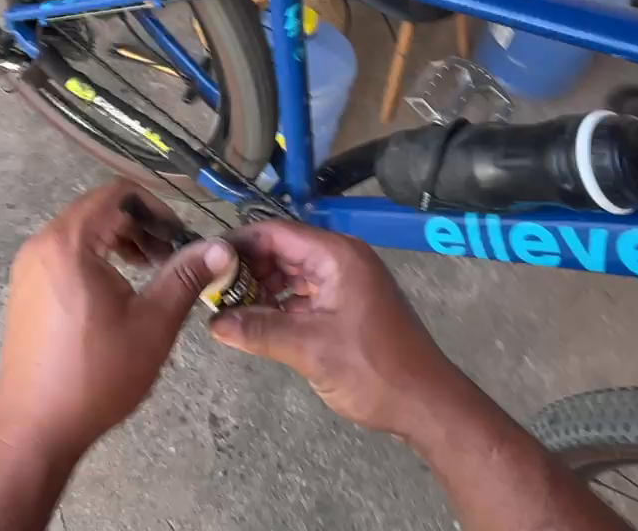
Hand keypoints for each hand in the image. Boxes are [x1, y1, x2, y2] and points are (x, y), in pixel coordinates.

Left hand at [0, 183, 234, 455]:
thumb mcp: (152, 323)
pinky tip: (117, 290)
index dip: (155, 207)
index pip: (117, 194)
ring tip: (148, 271)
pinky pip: (65, 252)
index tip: (179, 236)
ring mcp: (28, 266)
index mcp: (69, 242)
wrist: (34, 429)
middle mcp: (42, 243)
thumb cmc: (96, 374)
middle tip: (169, 255)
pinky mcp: (25, 287)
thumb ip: (186, 276)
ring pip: (82, 230)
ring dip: (119, 240)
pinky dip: (96, 256)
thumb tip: (221, 247)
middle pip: (98, 209)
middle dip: (140, 225)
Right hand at [209, 221, 462, 435]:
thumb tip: (213, 324)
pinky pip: (305, 291)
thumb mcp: (310, 349)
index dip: (240, 243)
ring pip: (293, 271)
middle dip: (249, 268)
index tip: (208, 259)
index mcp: (337, 255)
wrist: (429, 406)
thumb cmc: (374, 370)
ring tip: (230, 306)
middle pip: (283, 249)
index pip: (276, 232)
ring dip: (263, 287)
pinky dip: (282, 302)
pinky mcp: (348, 302)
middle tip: (214, 288)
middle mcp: (341, 258)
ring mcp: (346, 280)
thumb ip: (259, 331)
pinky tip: (258, 320)